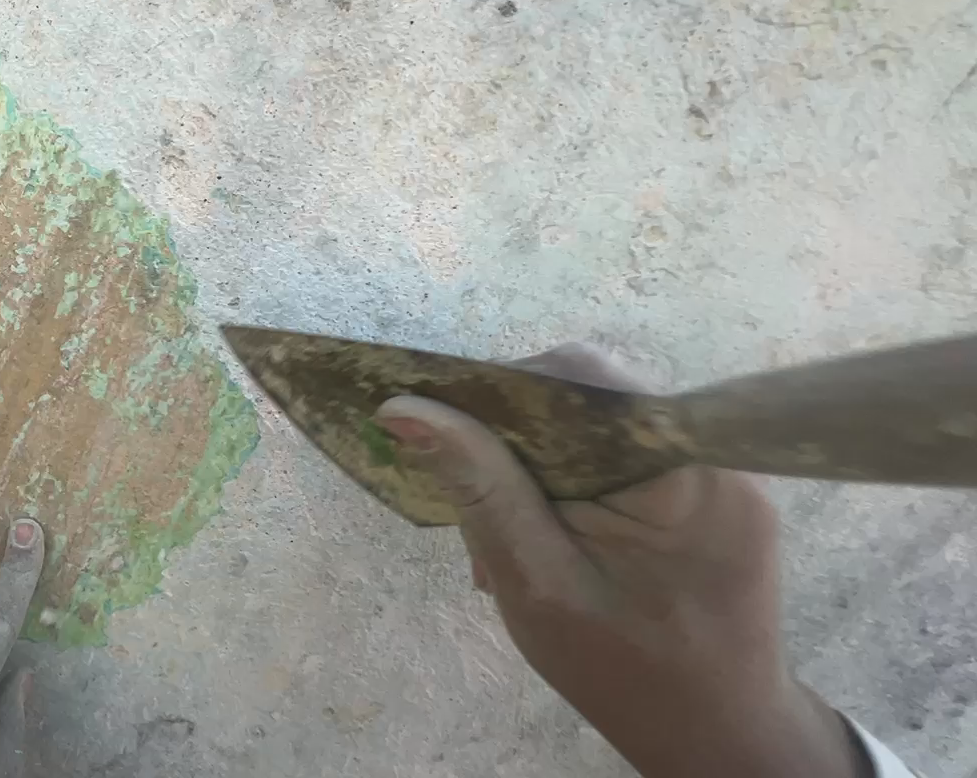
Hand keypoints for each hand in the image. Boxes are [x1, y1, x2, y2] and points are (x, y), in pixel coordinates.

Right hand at [374, 344, 871, 777]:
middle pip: (582, 392)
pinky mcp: (696, 486)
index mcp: (684, 477)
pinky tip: (535, 517)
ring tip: (500, 514)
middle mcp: (711, 456)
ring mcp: (710, 469)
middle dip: (509, 429)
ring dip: (526, 452)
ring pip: (587, 417)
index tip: (447, 423)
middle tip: (470, 486)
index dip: (505, 387)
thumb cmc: (623, 670)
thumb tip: (402, 408)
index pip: (583, 378)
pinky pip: (606, 445)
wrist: (714, 737)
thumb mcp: (531, 578)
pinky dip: (556, 469)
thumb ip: (477, 484)